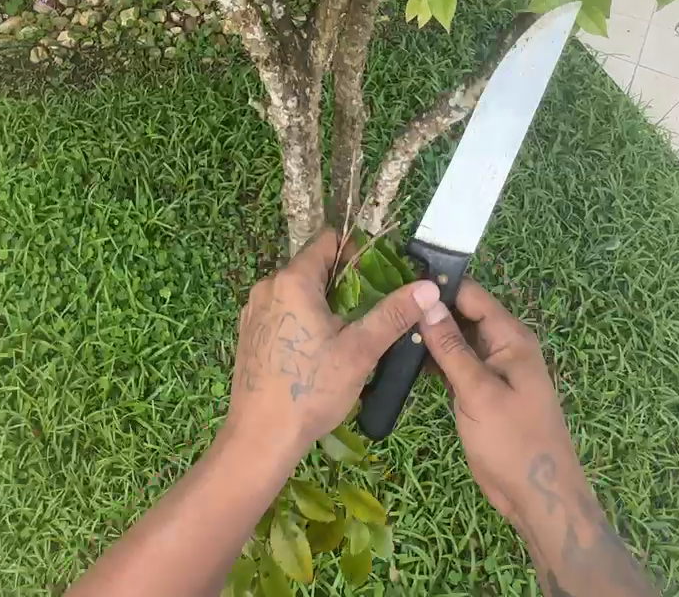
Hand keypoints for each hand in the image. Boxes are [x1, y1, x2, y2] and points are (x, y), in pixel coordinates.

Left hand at [227, 231, 439, 464]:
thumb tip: (429, 287)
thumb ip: (394, 314)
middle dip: (343, 283)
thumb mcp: (360, 350)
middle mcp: (268, 285)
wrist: (261, 437)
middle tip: (368, 313)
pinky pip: (282, 310)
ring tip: (346, 335)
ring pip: (298, 291)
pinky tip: (316, 352)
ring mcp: (254, 309)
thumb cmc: (311, 390)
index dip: (356, 252)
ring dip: (323, 303)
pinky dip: (302, 319)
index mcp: (293, 280)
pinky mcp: (249, 332)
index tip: (377, 278)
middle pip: (313, 266)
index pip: (328, 241)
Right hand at [418, 279, 656, 594]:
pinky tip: (403, 357)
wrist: (538, 499)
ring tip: (388, 326)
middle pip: (462, 313)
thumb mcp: (478, 392)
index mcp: (511, 337)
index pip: (471, 295)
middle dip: (429, 309)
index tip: (398, 281)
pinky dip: (434, 359)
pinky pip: (455, 362)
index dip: (438, 285)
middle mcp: (502, 345)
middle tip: (386, 306)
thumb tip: (426, 302)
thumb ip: (450, 347)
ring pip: (455, 338)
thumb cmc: (514, 442)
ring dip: (428, 334)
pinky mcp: (480, 389)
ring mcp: (491, 368)